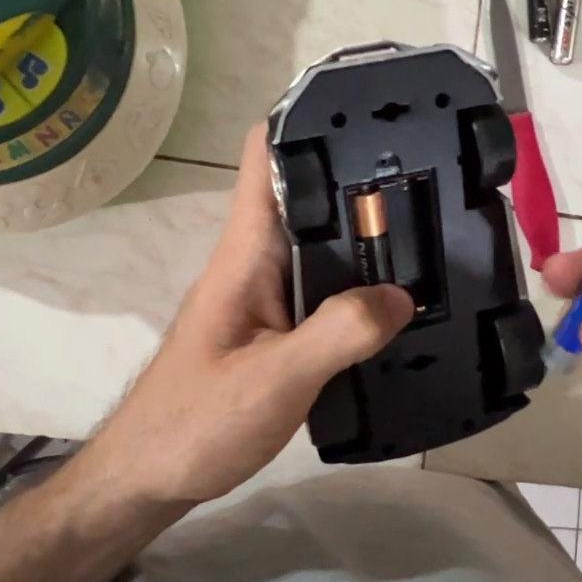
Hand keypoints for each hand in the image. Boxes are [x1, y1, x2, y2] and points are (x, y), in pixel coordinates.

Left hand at [85, 125, 414, 506]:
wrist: (149, 476)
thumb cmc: (195, 423)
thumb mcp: (273, 380)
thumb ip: (337, 335)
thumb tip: (401, 296)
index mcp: (244, 253)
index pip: (265, 158)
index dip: (306, 119)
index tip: (364, 105)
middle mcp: (255, 262)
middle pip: (307, 195)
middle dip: (359, 176)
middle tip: (430, 167)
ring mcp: (265, 295)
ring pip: (319, 244)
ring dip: (365, 233)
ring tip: (432, 224)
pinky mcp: (276, 328)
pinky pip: (323, 288)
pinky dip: (359, 283)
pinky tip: (398, 297)